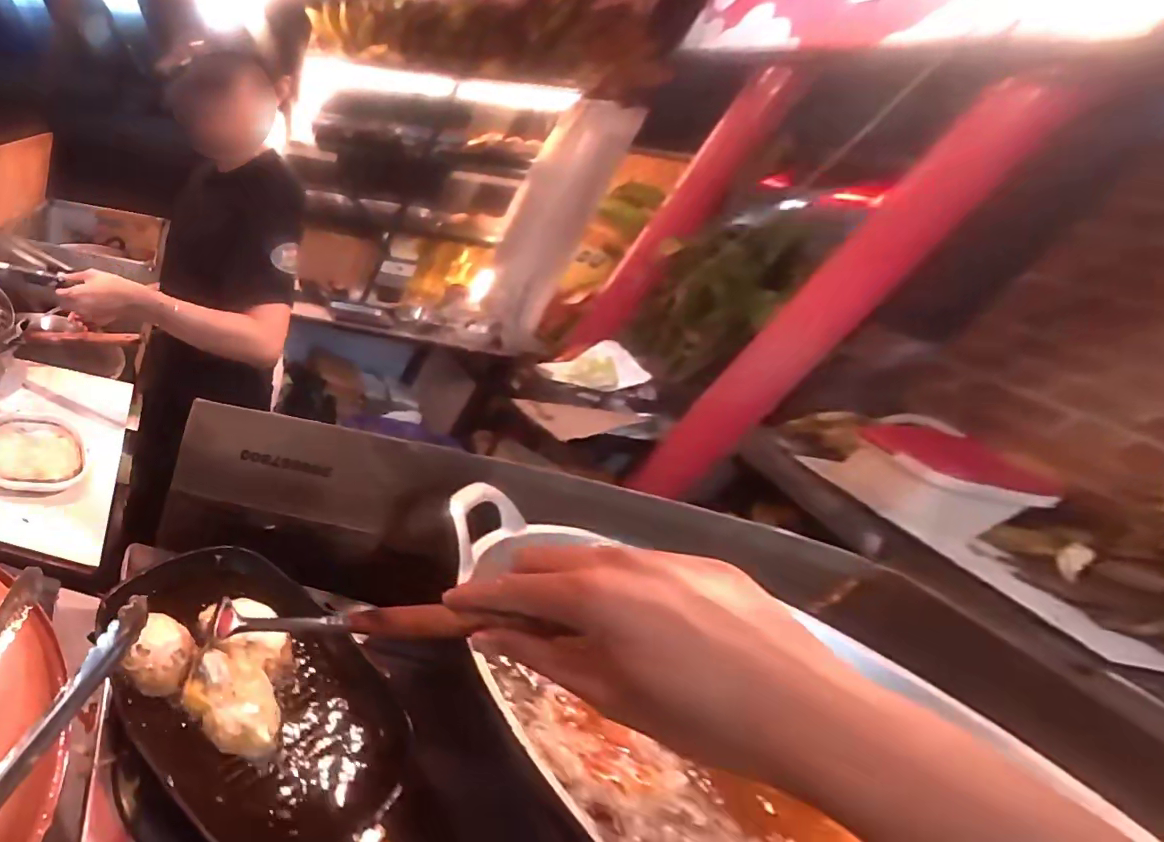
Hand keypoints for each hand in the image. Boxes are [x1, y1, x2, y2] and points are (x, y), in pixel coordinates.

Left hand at [54, 269, 151, 323]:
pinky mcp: (94, 322)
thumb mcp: (93, 274)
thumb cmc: (111, 282)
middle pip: (65, 305)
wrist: (128, 298)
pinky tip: (94, 308)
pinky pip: (85, 320)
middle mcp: (78, 307)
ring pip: (74, 314)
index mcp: (76, 293)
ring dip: (75, 309)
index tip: (62, 288)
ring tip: (86, 301)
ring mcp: (86, 316)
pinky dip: (85, 316)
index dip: (60, 290)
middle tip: (75, 294)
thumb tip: (62, 276)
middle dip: (67, 300)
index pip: (61, 294)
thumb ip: (75, 276)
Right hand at [443, 545, 861, 782]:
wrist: (822, 719)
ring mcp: (663, 556)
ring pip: (591, 557)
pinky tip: (656, 625)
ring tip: (587, 623)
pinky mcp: (705, 563)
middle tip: (519, 621)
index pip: (513, 588)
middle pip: (543, 559)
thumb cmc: (701, 717)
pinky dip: (623, 586)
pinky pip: (643, 565)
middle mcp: (616, 558)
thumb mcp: (610, 696)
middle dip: (519, 584)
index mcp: (589, 593)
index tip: (453, 602)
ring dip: (571, 583)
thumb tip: (489, 637)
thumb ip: (541, 657)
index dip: (478, 596)